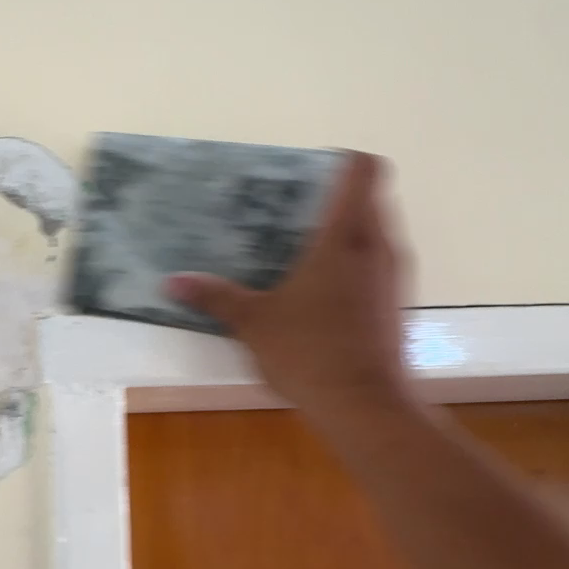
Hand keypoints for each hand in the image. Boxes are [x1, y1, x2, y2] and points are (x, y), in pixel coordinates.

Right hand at [163, 151, 416, 420]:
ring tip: (299, 253)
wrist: (366, 406)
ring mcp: (394, 277)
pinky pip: (376, 265)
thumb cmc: (310, 352)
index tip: (304, 176)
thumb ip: (215, 297)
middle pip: (369, 197)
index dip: (339, 162)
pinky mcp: (397, 304)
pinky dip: (353, 265)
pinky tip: (318, 294)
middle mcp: (379, 247)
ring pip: (375, 232)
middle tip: (287, 214)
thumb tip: (172, 282)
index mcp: (345, 237)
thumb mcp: (252, 323)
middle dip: (333, 199)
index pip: (363, 169)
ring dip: (345, 233)